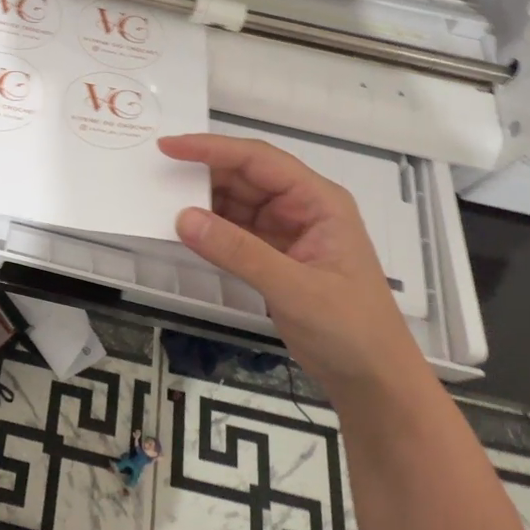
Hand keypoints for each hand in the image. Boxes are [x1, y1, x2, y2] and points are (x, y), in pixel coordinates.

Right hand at [158, 133, 424, 392]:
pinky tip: (184, 230)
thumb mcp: (294, 288)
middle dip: (203, 173)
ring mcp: (287, 232)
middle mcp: (302, 208)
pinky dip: (209, 230)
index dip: (212, 149)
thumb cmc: (349, 330)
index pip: (259, 160)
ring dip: (203, 202)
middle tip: (156, 174)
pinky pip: (235, 231)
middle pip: (245, 176)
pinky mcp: (274, 258)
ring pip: (237, 203)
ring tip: (161, 200)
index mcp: (318, 201)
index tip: (169, 147)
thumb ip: (238, 251)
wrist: (374, 382)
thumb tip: (183, 217)